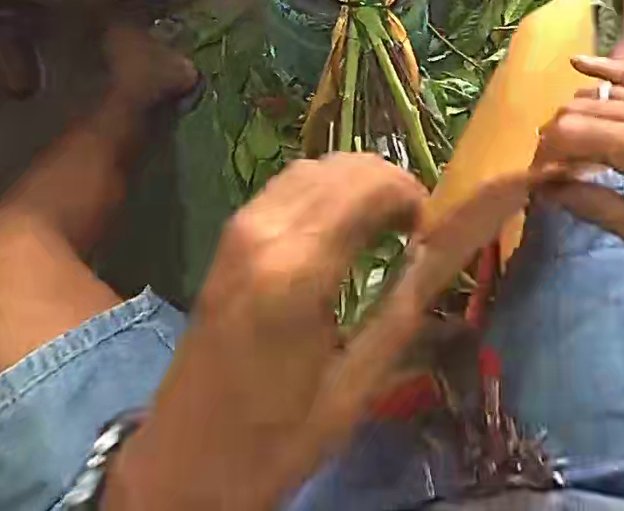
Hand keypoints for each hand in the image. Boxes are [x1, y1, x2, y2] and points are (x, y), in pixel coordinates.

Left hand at [107, 154, 529, 510]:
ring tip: (381, 223)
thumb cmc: (275, 436)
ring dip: (358, 180)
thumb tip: (441, 253)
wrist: (183, 459)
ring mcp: (242, 224)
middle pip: (344, 167)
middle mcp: (266, 229)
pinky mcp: (231, 230)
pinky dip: (326, 185)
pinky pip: (290, 181)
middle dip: (389, 183)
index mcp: (298, 270)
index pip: (368, 187)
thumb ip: (402, 310)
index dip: (410, 193)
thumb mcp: (353, 388)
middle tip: (411, 227)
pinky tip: (339, 221)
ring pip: (317, 165)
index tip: (429, 228)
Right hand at [534, 55, 623, 306]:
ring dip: (575, 114)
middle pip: (579, 109)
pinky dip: (604, 70)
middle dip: (554, 136)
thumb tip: (545, 189)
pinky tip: (578, 64)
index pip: (570, 134)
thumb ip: (590, 204)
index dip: (545, 154)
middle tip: (548, 168)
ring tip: (566, 145)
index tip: (537, 178)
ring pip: (601, 93)